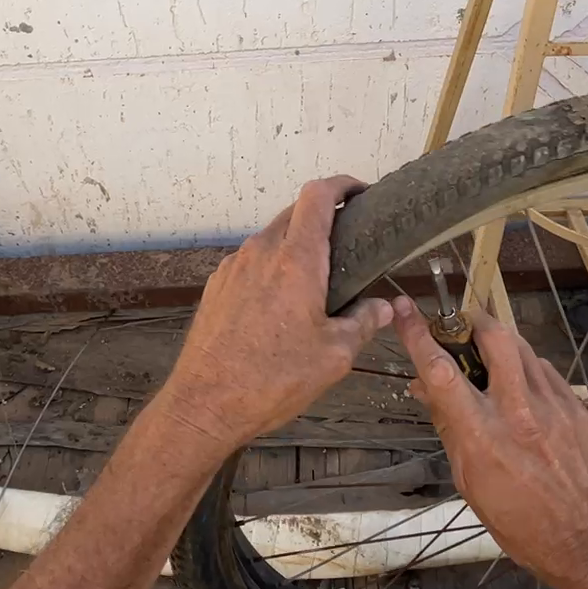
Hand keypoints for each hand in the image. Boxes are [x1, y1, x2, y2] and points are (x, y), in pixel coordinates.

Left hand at [154, 176, 394, 453]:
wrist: (205, 404)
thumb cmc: (273, 379)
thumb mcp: (333, 356)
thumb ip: (362, 322)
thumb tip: (382, 307)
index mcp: (295, 260)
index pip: (317, 195)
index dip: (342, 185)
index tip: (360, 192)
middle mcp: (261, 251)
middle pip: (295, 213)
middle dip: (323, 218)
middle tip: (348, 243)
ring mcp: (234, 265)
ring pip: (272, 237)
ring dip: (296, 245)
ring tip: (316, 281)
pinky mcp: (217, 284)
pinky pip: (251, 261)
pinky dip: (272, 267)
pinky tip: (280, 303)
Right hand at [392, 296, 587, 588]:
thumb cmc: (518, 522)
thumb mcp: (468, 481)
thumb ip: (447, 426)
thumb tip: (421, 386)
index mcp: (483, 437)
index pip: (441, 372)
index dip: (417, 335)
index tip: (403, 310)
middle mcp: (519, 413)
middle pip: (494, 337)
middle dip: (471, 321)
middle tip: (459, 327)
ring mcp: (554, 406)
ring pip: (521, 345)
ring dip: (497, 341)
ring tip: (487, 356)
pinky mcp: (577, 407)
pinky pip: (543, 368)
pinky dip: (524, 367)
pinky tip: (521, 387)